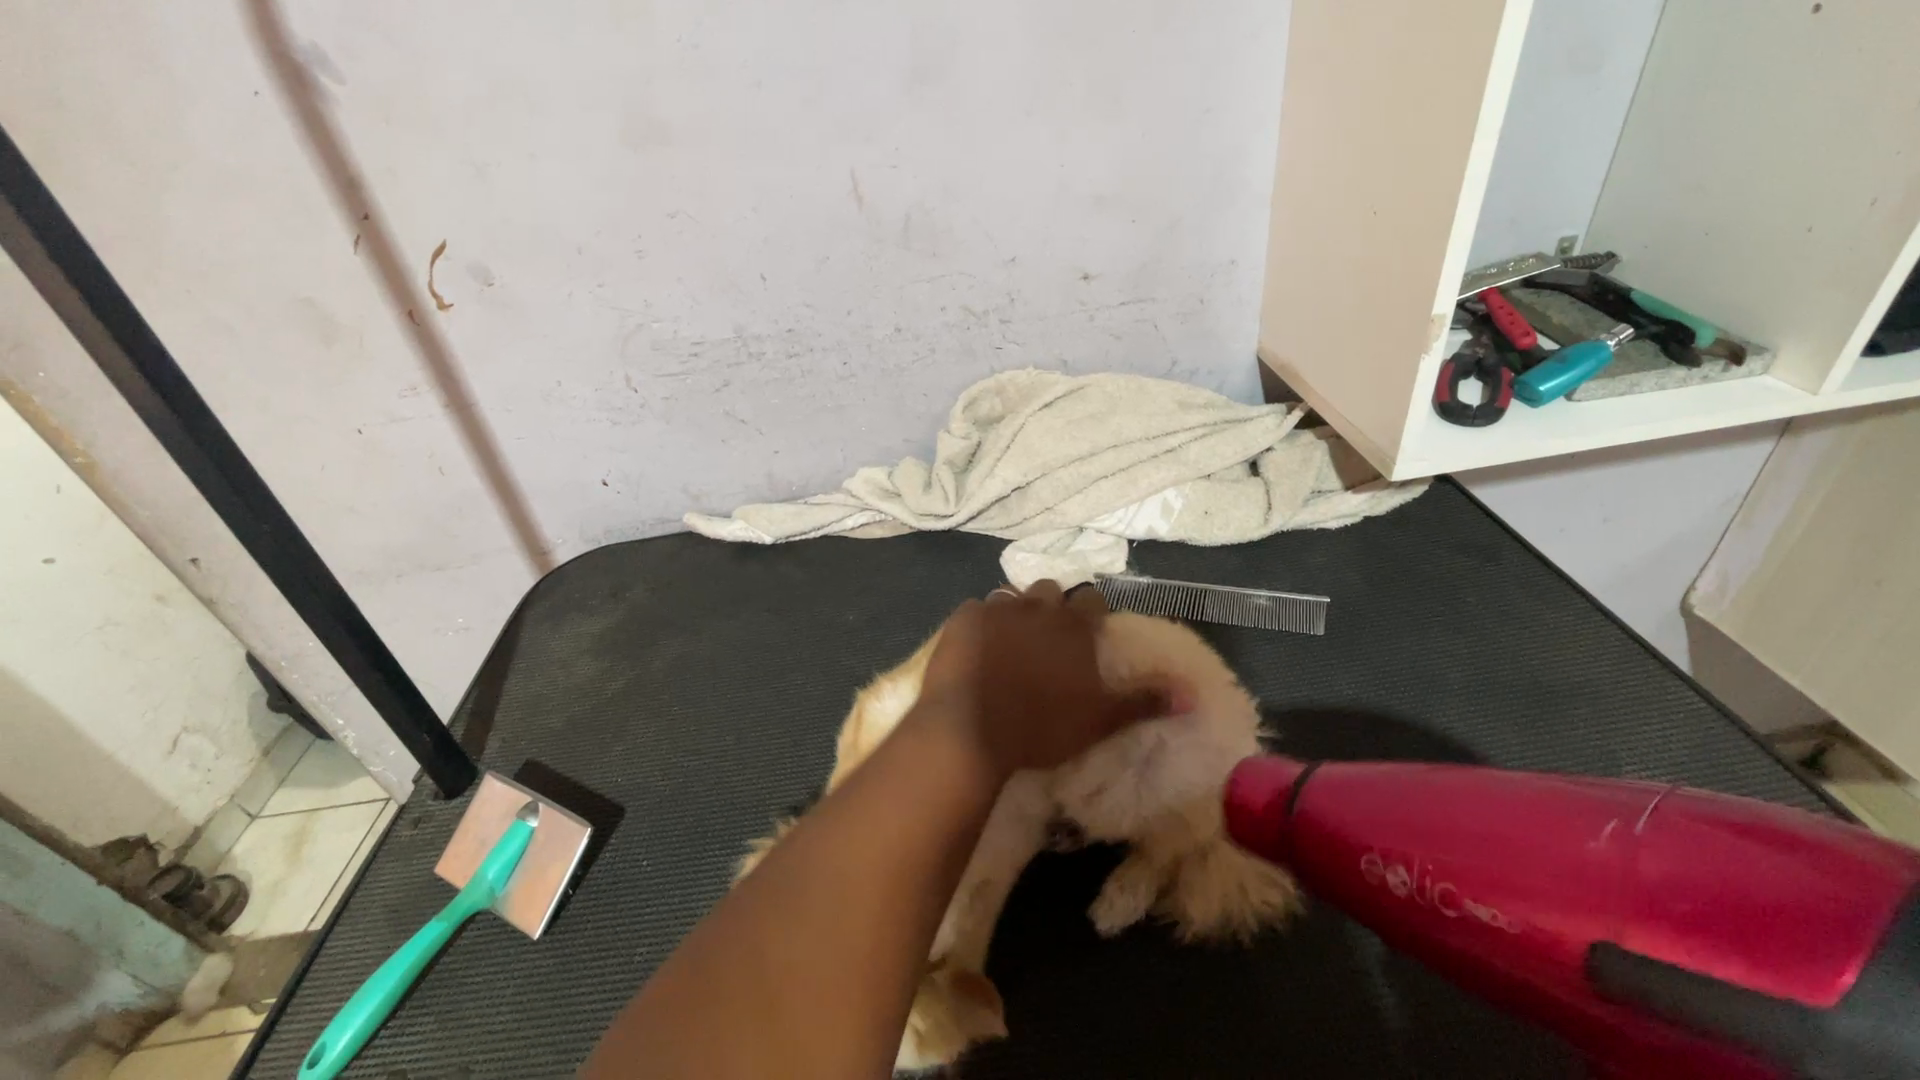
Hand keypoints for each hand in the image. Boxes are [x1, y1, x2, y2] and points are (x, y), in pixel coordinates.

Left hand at [913, 580, 1189, 776]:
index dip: (1092, 613)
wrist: (970, 731)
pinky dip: (980, 623)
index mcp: (1073, 626)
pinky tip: (976, 646)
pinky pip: (976, 610)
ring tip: (1011, 641)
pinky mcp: (961, 619)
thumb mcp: (1100, 720)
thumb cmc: (1041, 727)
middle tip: (1048, 638)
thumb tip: (1192, 695)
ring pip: (1011, 596)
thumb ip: (1144, 702)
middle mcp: (1037, 607)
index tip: (1088, 632)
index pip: (1092, 600)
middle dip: (1052, 608)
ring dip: (1015, 612)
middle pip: (1050, 591)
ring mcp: (996, 609)